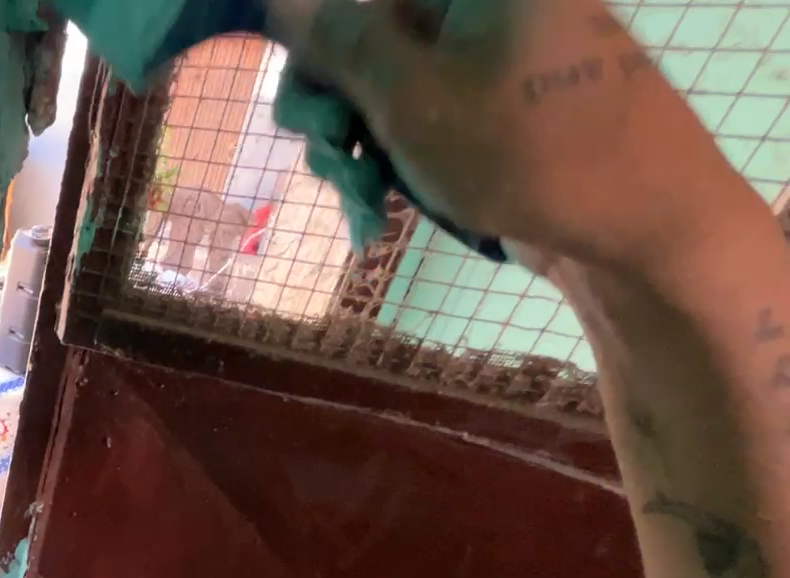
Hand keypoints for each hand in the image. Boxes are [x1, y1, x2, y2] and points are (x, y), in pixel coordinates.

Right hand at [271, 0, 744, 270]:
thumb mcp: (411, 98)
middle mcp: (475, 12)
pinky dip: (380, 171)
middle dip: (329, 118)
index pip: (354, 9)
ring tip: (364, 203)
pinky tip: (376, 215)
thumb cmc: (519, 150)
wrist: (628, 218)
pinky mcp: (480, 109)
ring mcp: (478, 62)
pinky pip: (405, 129)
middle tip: (335, 161)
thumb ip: (344, 42)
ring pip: (373, 99)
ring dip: (350, 157)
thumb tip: (287, 0)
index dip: (311, 61)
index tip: (311, 119)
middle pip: (356, 52)